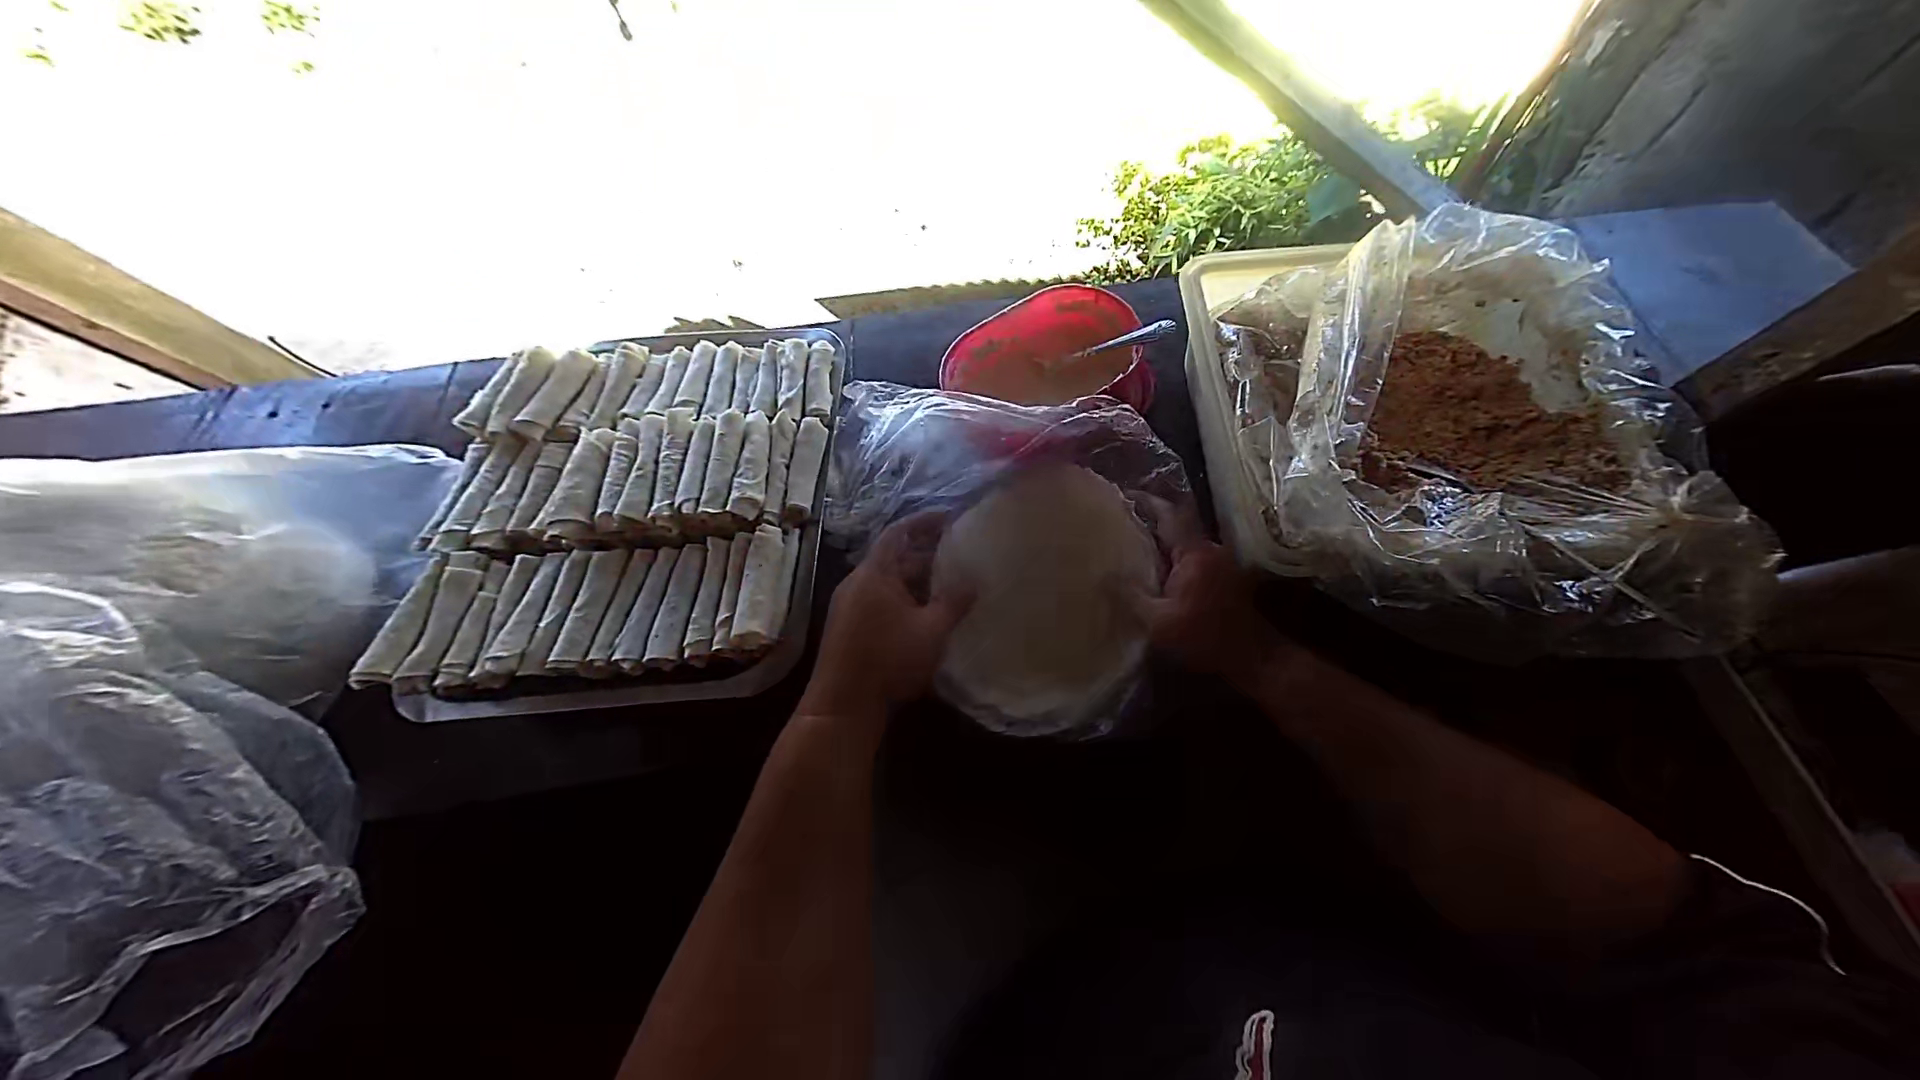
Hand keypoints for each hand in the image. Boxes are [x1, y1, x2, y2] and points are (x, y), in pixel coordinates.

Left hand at [805, 511, 971, 717]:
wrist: (843, 704)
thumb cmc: (889, 660)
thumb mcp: (931, 630)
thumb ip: (954, 603)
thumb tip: (973, 582)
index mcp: (875, 573)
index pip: (899, 532)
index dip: (924, 521)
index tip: (950, 518)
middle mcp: (857, 582)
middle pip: (894, 557)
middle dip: (926, 553)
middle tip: (958, 553)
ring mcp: (849, 604)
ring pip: (887, 580)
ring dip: (916, 579)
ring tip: (948, 583)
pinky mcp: (848, 625)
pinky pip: (879, 598)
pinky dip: (903, 597)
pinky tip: (924, 613)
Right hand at [1125, 496, 1287, 689]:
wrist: (1252, 657)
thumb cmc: (1205, 637)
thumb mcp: (1158, 622)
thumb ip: (1130, 596)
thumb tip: (1103, 574)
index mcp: (1194, 553)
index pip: (1169, 514)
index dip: (1146, 501)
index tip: (1122, 495)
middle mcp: (1209, 549)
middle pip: (1176, 523)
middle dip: (1148, 517)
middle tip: (1117, 517)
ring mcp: (1218, 562)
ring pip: (1182, 540)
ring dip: (1158, 537)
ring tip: (1128, 539)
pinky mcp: (1220, 576)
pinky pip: (1188, 555)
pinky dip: (1168, 554)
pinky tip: (1150, 565)